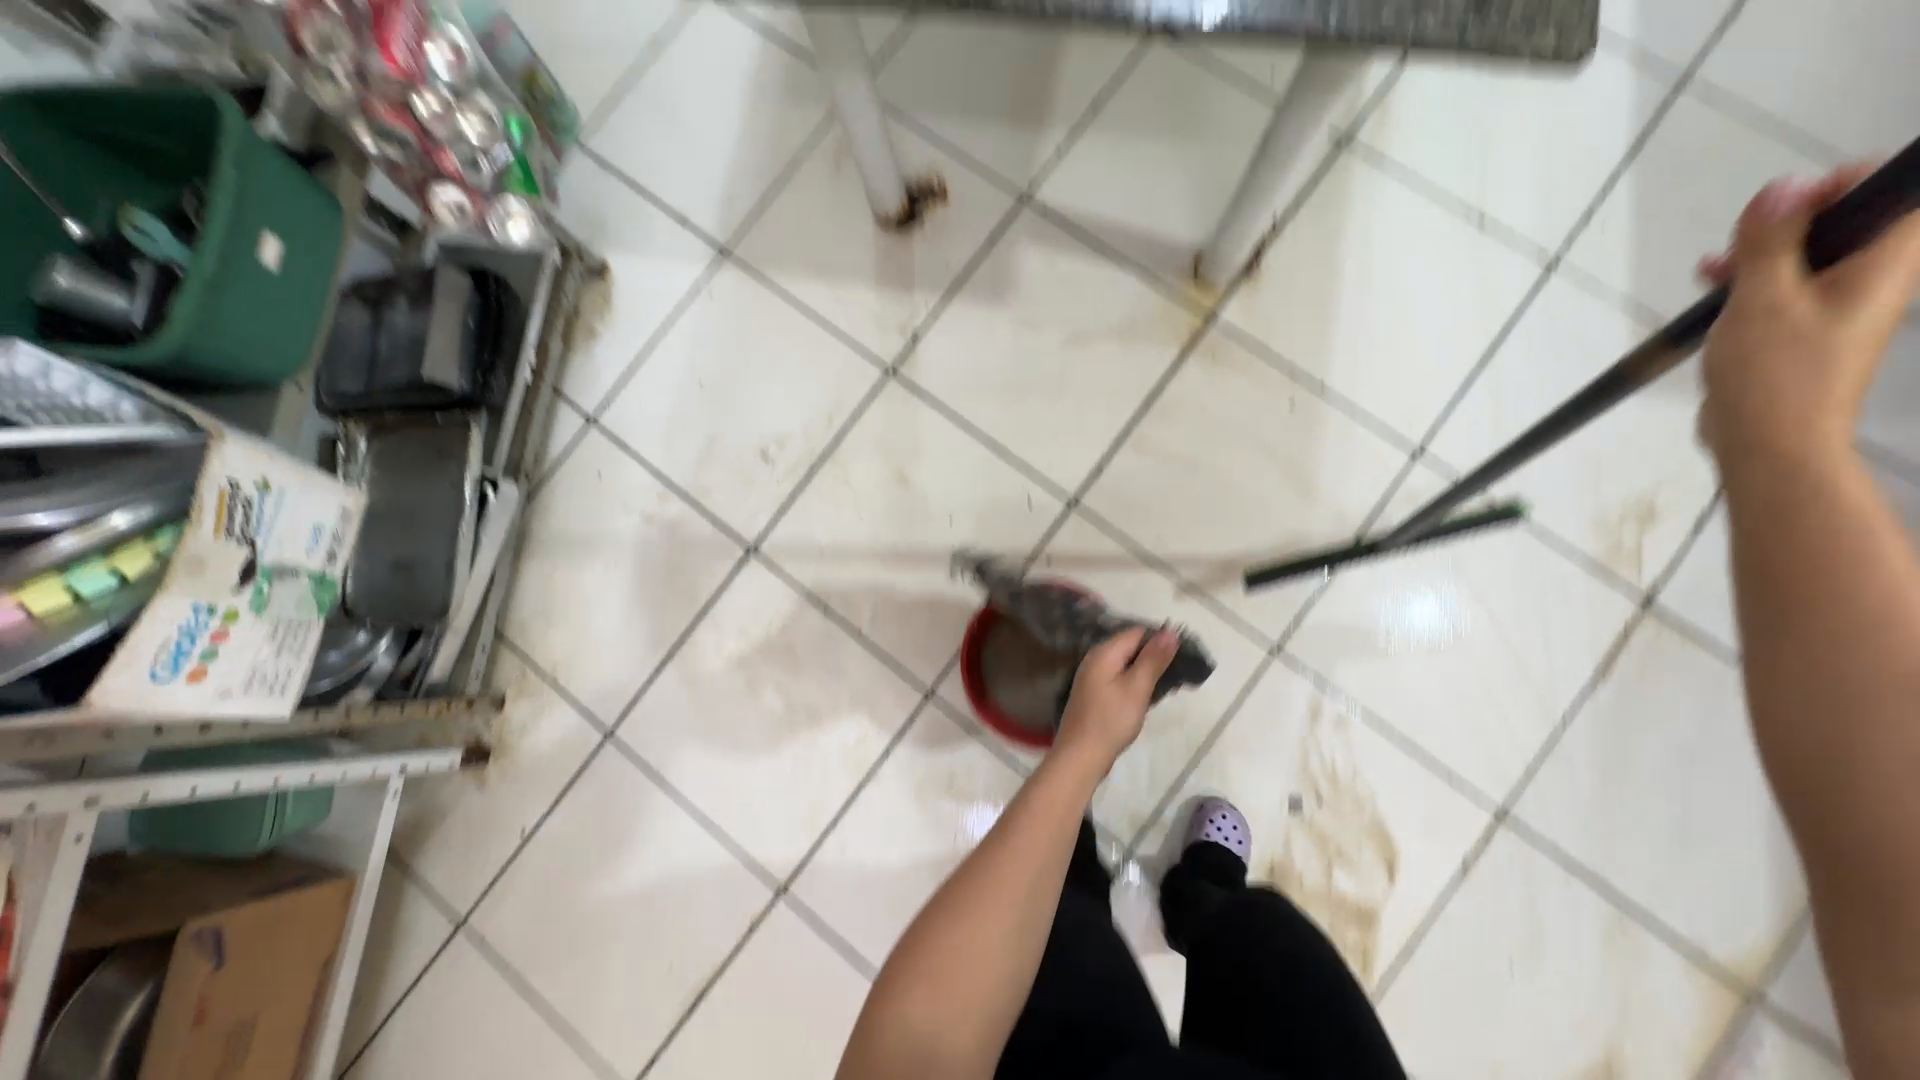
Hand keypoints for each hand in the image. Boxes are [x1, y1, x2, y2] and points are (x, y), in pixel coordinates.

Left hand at [1052, 627, 1179, 772]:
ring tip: (1172, 684)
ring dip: (1148, 671)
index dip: (1161, 639)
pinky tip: (1151, 695)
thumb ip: (1153, 659)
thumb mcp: (1136, 688)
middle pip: (1131, 646)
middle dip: (1156, 655)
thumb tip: (1170, 631)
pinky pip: (1121, 679)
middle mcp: (1096, 659)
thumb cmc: (1110, 720)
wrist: (1081, 756)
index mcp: (1104, 652)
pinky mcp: (1096, 694)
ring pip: (1127, 664)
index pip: (1137, 632)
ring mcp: (1094, 677)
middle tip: (1181, 671)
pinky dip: (1137, 683)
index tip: (1184, 654)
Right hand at [1697, 166, 1919, 470]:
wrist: (1770, 444)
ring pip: (1810, 254)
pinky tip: (1714, 288)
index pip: (1897, 193)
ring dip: (1762, 253)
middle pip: (1848, 221)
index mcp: (1885, 264)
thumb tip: (1784, 186)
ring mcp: (1840, 307)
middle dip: (1790, 220)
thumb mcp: (1763, 298)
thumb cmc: (1775, 371)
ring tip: (1714, 268)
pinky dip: (1754, 281)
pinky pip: (1788, 286)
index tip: (1789, 202)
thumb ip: (1771, 240)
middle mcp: (1874, 279)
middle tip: (1744, 240)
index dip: (1846, 183)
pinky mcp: (1806, 330)